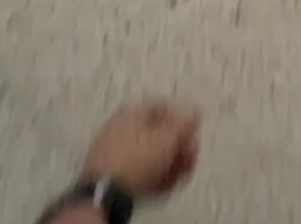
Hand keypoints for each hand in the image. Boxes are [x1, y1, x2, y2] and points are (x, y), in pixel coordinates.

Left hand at [81, 101, 201, 199]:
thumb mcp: (168, 138)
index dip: (184, 122)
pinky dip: (153, 175)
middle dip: (178, 149)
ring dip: (169, 165)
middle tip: (188, 161)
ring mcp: (114, 148)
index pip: (167, 107)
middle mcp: (122, 124)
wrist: (104, 193)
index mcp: (133, 109)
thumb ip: (185, 121)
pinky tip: (162, 185)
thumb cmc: (137, 159)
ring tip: (177, 177)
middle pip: (160, 133)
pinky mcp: (111, 171)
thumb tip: (196, 109)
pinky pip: (139, 168)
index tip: (193, 138)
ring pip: (151, 153)